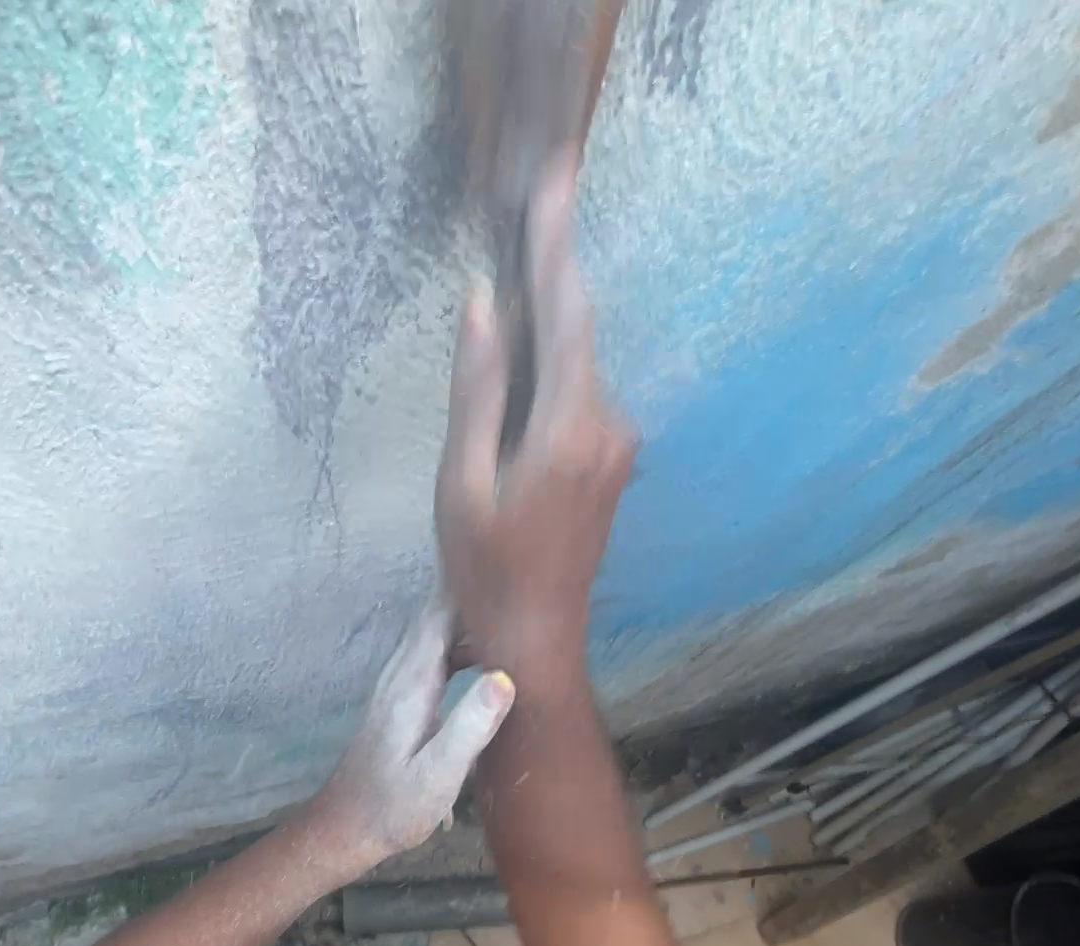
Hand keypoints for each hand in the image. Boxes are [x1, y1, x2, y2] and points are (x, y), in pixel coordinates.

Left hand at [304, 595, 515, 868]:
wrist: (348, 825)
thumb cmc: (395, 806)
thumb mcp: (439, 774)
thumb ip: (469, 725)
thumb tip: (504, 675)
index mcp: (412, 682)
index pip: (439, 616)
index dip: (469, 589)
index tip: (507, 570)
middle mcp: (401, 672)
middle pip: (436, 616)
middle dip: (472, 596)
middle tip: (519, 584)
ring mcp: (398, 683)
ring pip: (433, 633)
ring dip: (467, 619)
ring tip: (511, 616)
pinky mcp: (401, 697)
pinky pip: (432, 653)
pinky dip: (459, 644)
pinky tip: (485, 658)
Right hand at [435, 153, 637, 682]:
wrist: (536, 635)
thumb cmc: (484, 566)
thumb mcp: (461, 479)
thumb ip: (477, 389)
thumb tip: (482, 302)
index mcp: (569, 427)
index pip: (565, 314)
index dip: (556, 242)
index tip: (555, 175)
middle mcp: (609, 424)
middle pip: (577, 329)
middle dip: (554, 263)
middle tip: (538, 194)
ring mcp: (618, 443)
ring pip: (577, 360)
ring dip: (549, 314)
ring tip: (519, 260)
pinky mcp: (612, 457)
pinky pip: (579, 390)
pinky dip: (553, 360)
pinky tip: (525, 344)